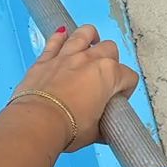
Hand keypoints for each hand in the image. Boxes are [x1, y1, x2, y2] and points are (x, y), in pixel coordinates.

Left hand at [8, 24, 138, 151]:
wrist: (38, 122)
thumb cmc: (68, 128)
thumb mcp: (94, 133)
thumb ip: (102, 127)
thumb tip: (103, 132)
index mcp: (108, 75)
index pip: (128, 77)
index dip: (126, 88)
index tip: (117, 99)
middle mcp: (90, 60)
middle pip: (110, 49)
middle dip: (111, 60)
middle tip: (105, 74)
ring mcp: (66, 57)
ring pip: (84, 33)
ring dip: (90, 36)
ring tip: (92, 42)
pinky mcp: (45, 60)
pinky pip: (55, 41)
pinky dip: (59, 37)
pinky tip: (62, 35)